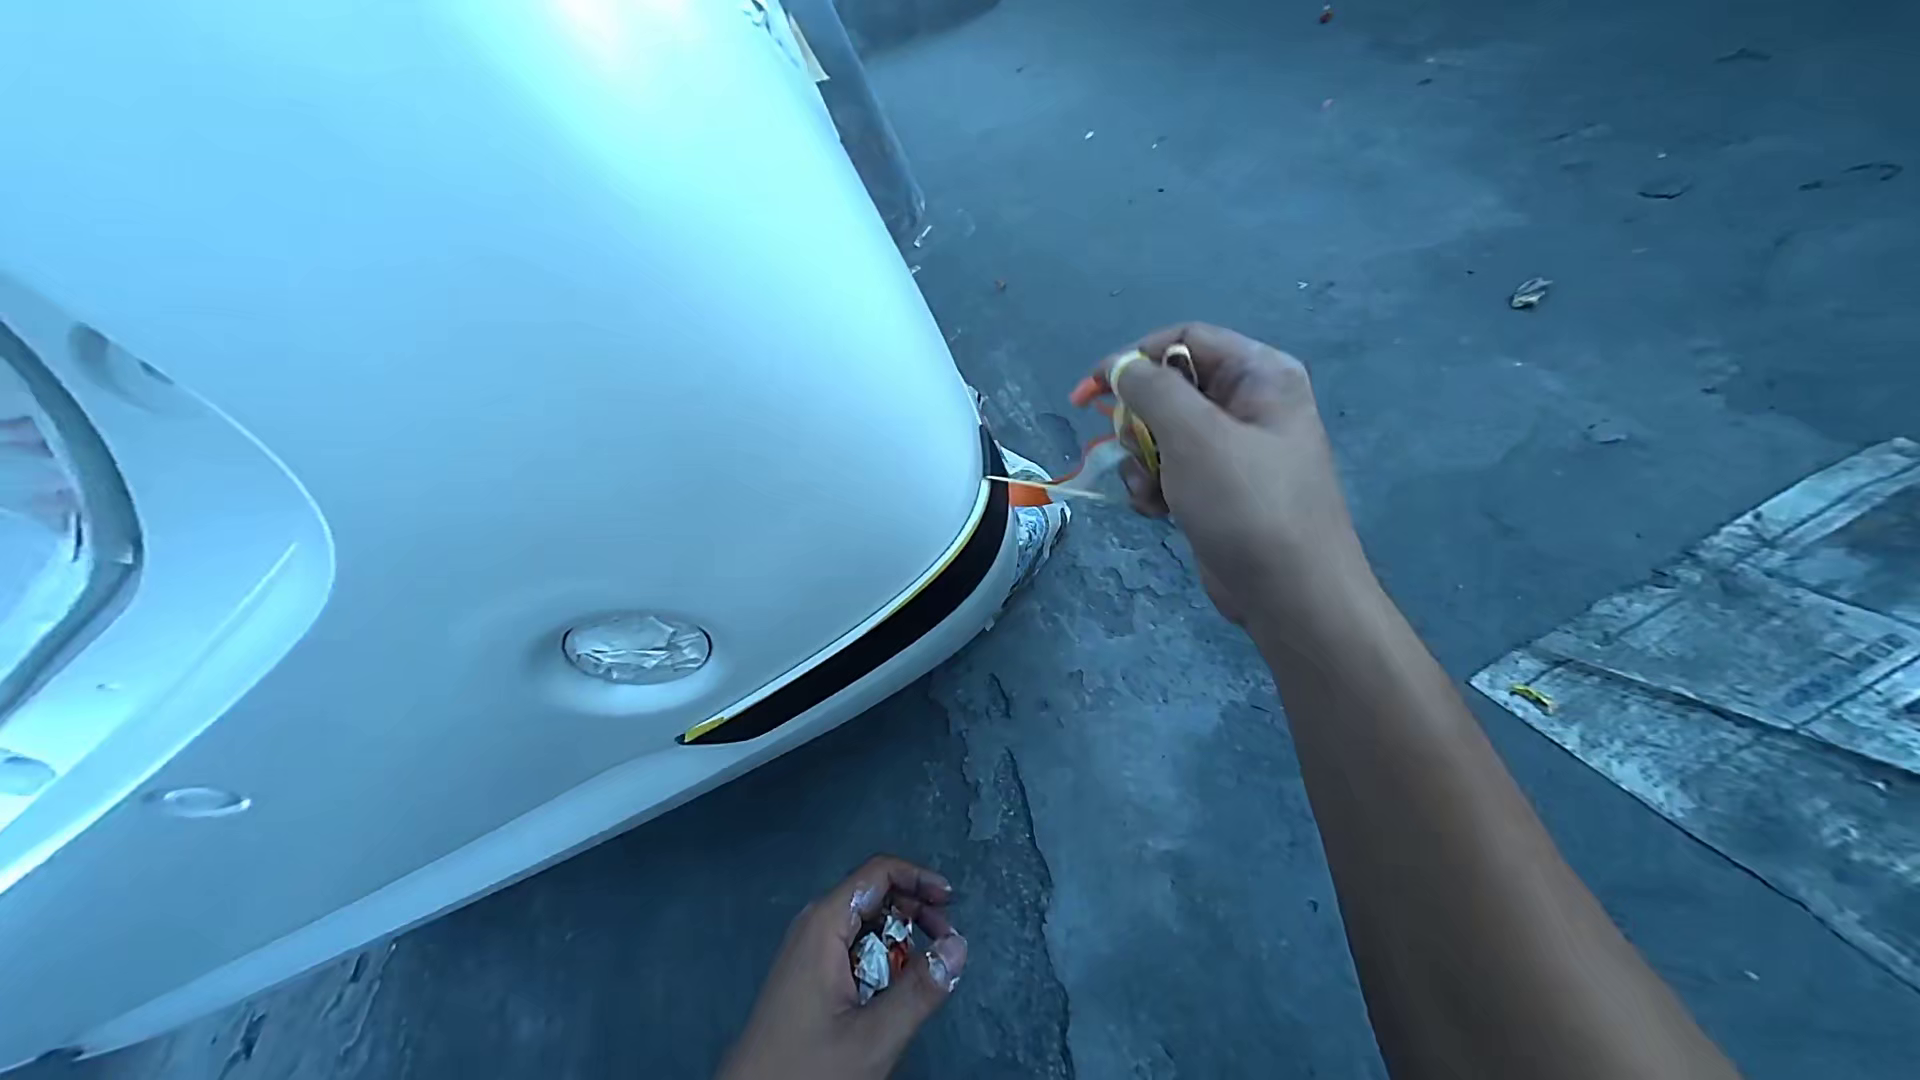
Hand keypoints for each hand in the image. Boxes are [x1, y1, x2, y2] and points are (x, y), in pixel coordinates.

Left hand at [718, 856, 967, 1079]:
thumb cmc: (807, 1071)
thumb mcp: (872, 1037)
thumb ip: (919, 989)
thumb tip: (959, 945)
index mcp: (825, 922)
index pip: (879, 871)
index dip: (919, 877)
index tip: (951, 902)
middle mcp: (816, 923)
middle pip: (874, 893)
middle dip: (915, 909)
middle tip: (945, 941)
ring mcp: (810, 947)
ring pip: (866, 921)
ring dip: (900, 936)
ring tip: (922, 971)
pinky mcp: (809, 970)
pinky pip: (853, 945)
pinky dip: (881, 956)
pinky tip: (892, 988)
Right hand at [1095, 323, 1370, 629]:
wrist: (1288, 591)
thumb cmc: (1245, 503)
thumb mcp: (1194, 435)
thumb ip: (1150, 389)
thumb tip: (1119, 367)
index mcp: (1257, 374)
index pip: (1183, 340)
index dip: (1131, 360)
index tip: (1088, 393)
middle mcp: (1247, 405)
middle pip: (1167, 390)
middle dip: (1137, 423)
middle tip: (1129, 451)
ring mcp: (1232, 450)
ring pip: (1161, 434)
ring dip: (1140, 462)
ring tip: (1149, 492)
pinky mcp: (1216, 488)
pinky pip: (1169, 470)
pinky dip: (1153, 488)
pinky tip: (1156, 512)